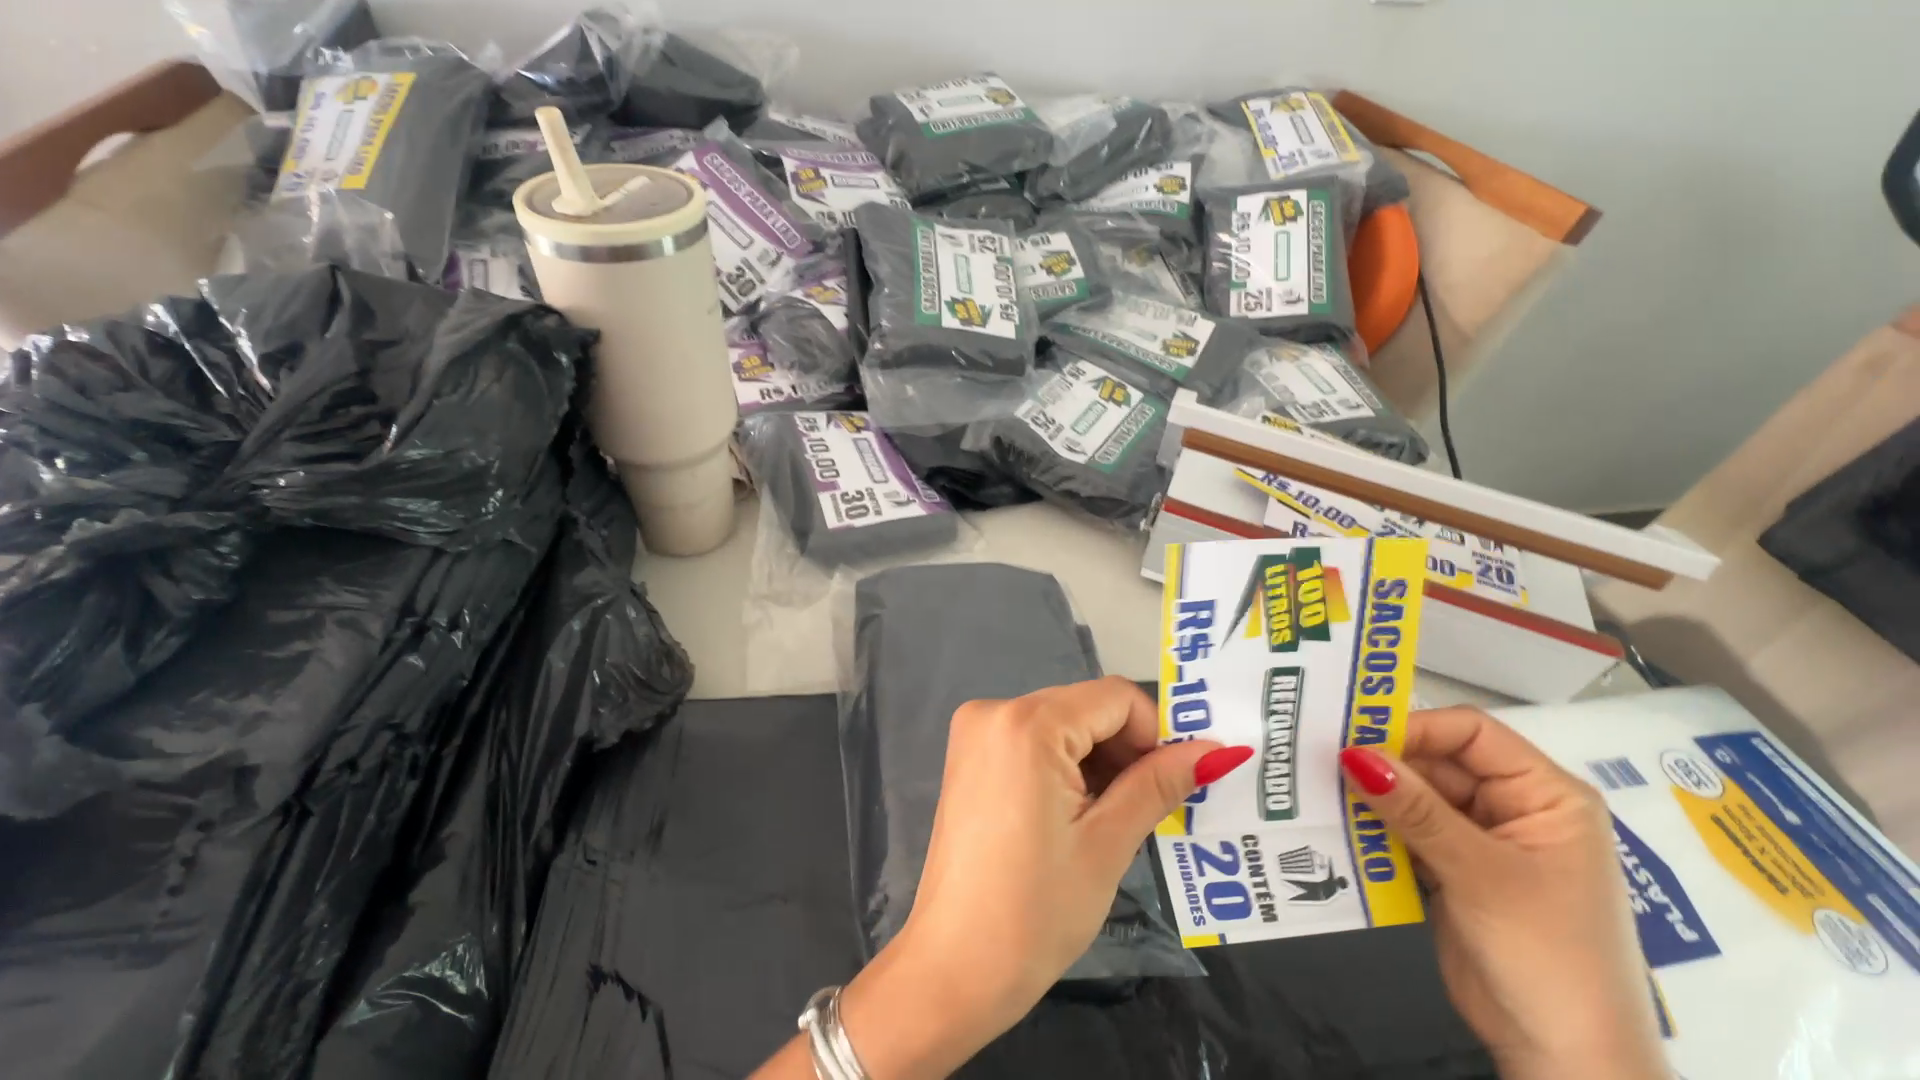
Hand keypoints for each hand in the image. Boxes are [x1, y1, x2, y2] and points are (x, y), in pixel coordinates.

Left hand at [773, 677, 1251, 1079]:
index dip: (1155, 736)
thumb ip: (1159, 783)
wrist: (954, 969)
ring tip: (1109, 824)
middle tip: (1146, 812)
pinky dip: (1065, 769)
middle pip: (1087, 709)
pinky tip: (1076, 818)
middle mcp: (993, 711)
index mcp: (1027, 723)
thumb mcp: (1108, 843)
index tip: (1170, 787)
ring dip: (1098, 763)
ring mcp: (974, 735)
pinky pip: (1033, 743)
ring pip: (1063, 726)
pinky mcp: (968, 760)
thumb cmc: (1036, 911)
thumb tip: (1219, 748)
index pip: (1116, 698)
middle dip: (1126, 752)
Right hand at [1340, 708, 1666, 1079]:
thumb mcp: (1479, 872)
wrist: (1564, 1056)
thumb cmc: (1544, 951)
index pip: (1473, 734)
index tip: (1353, 738)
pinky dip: (1377, 833)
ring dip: (1376, 800)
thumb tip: (1352, 753)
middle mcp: (1516, 809)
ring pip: (1419, 800)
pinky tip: (1337, 828)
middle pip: (1441, 764)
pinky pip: (1410, 836)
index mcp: (1547, 795)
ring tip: (1318, 792)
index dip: (1415, 729)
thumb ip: (1414, 810)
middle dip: (1386, 765)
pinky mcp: (1456, 874)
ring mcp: (1484, 844)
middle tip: (1319, 763)